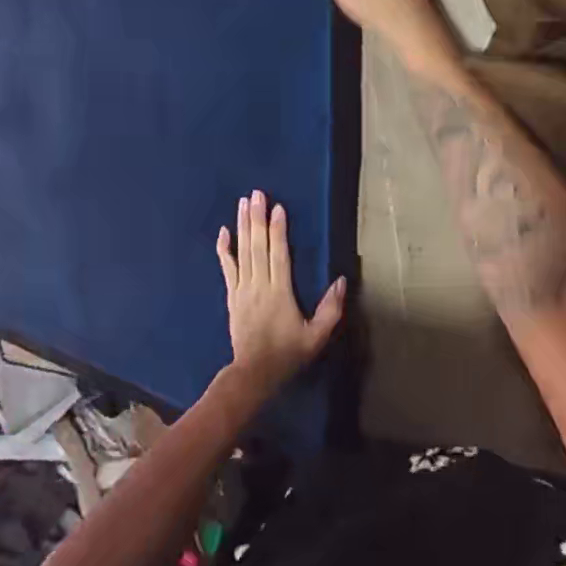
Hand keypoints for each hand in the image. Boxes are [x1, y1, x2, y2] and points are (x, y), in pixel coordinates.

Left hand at [215, 190, 345, 392]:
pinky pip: (227, 267)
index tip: (278, 208)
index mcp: (280, 293)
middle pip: (257, 246)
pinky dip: (224, 248)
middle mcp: (259, 285)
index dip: (278, 230)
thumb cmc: (289, 353)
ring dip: (242, 226)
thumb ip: (330, 309)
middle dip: (257, 218)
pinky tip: (224, 231)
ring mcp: (242, 289)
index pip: (279, 255)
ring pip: (241, 252)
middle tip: (257, 194)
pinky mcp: (232, 295)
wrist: (255, 371)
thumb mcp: (317, 336)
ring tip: (243, 202)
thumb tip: (341, 280)